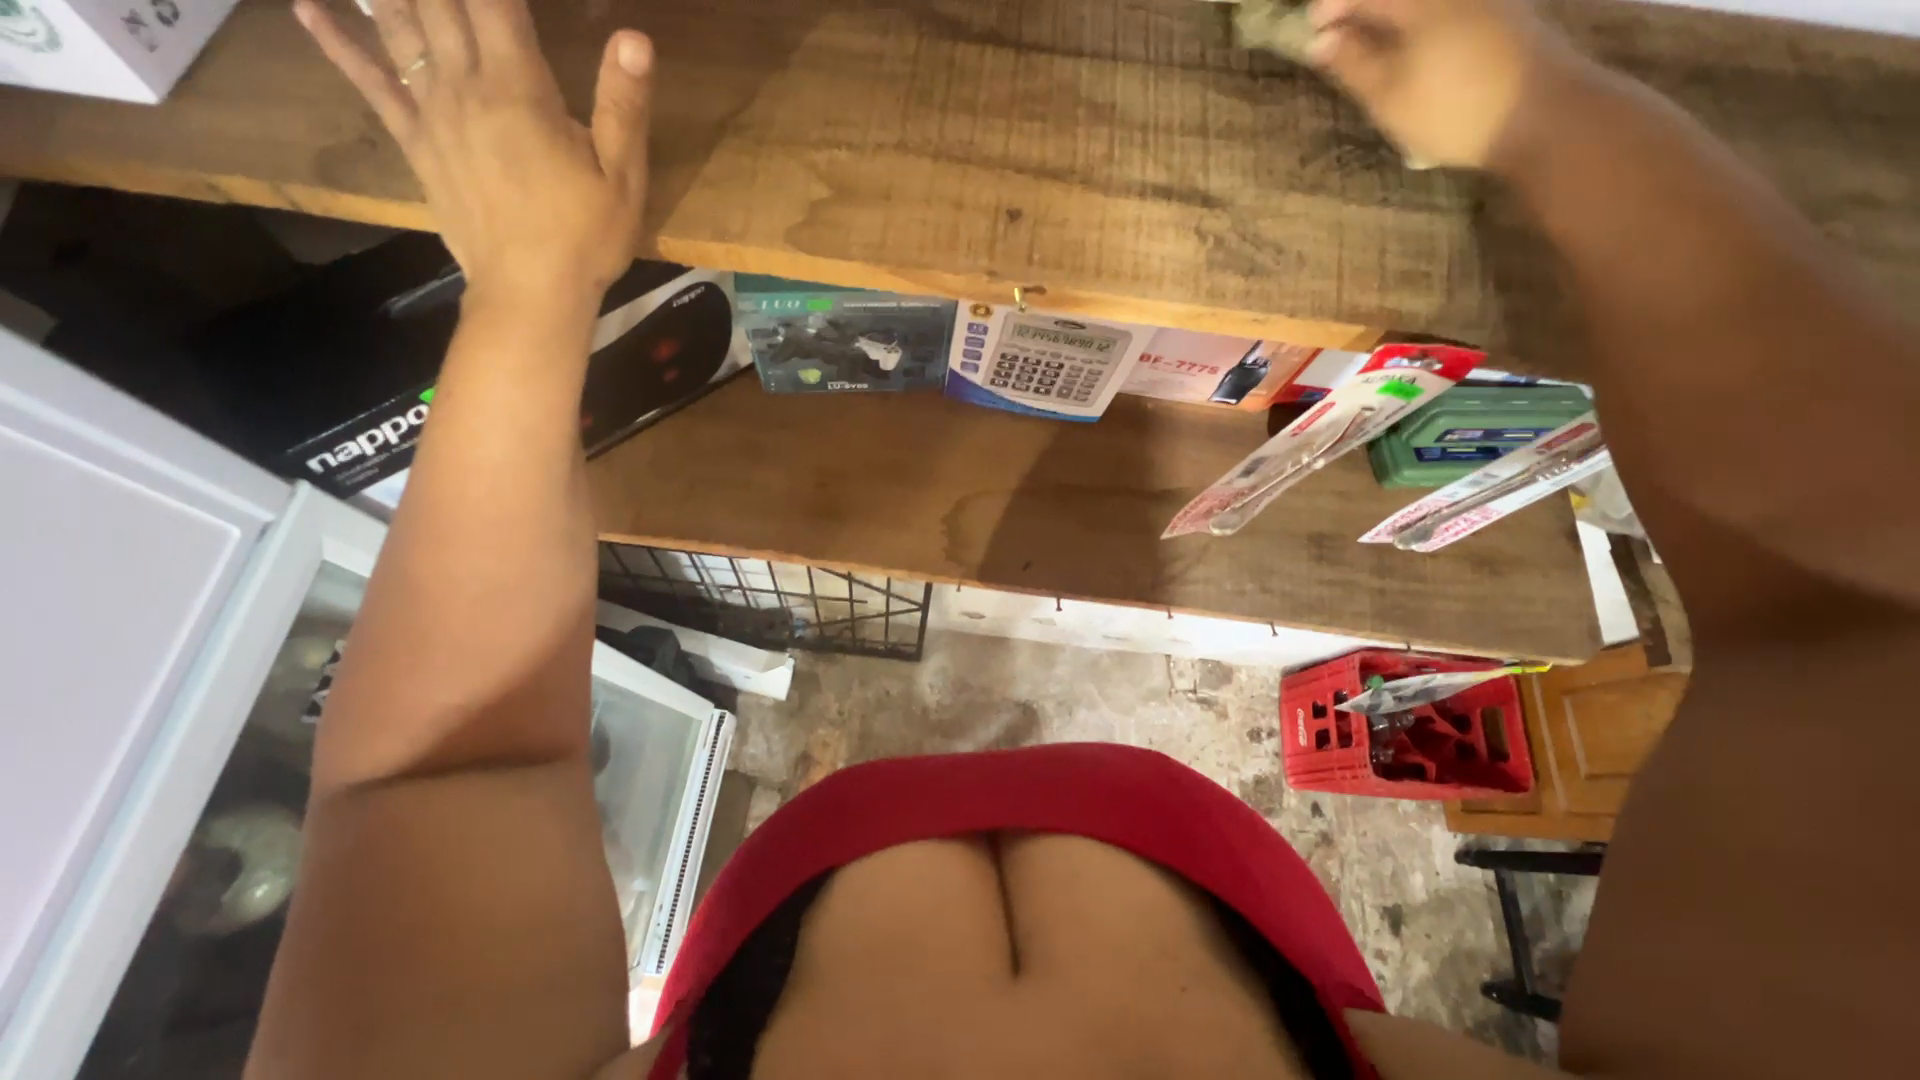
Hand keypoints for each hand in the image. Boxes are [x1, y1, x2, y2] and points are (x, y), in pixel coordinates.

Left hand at [293, 0, 653, 300]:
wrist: (529, 295)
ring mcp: (432, 112)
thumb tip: (634, 37)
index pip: (496, 0)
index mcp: (520, 89)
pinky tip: (311, 8)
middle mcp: (465, 85)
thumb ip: (623, 105)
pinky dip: (338, 43)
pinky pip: (371, 83)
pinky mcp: (416, 143)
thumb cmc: (585, 238)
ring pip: (399, 22)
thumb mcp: (622, 177)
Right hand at [1304, 0, 1588, 170]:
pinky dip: (1426, 29)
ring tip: (1377, 52)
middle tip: (1341, 41)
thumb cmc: (1454, 107)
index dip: (1334, 6)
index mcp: (1419, 3)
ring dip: (1395, 22)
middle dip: (1366, 12)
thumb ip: (1352, 63)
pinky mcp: (1509, 19)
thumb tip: (1321, 40)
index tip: (1311, 30)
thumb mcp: (1389, 94)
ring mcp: (1487, 3)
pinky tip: (1420, 56)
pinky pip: (1453, 15)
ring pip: (1426, 8)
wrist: (1546, 116)